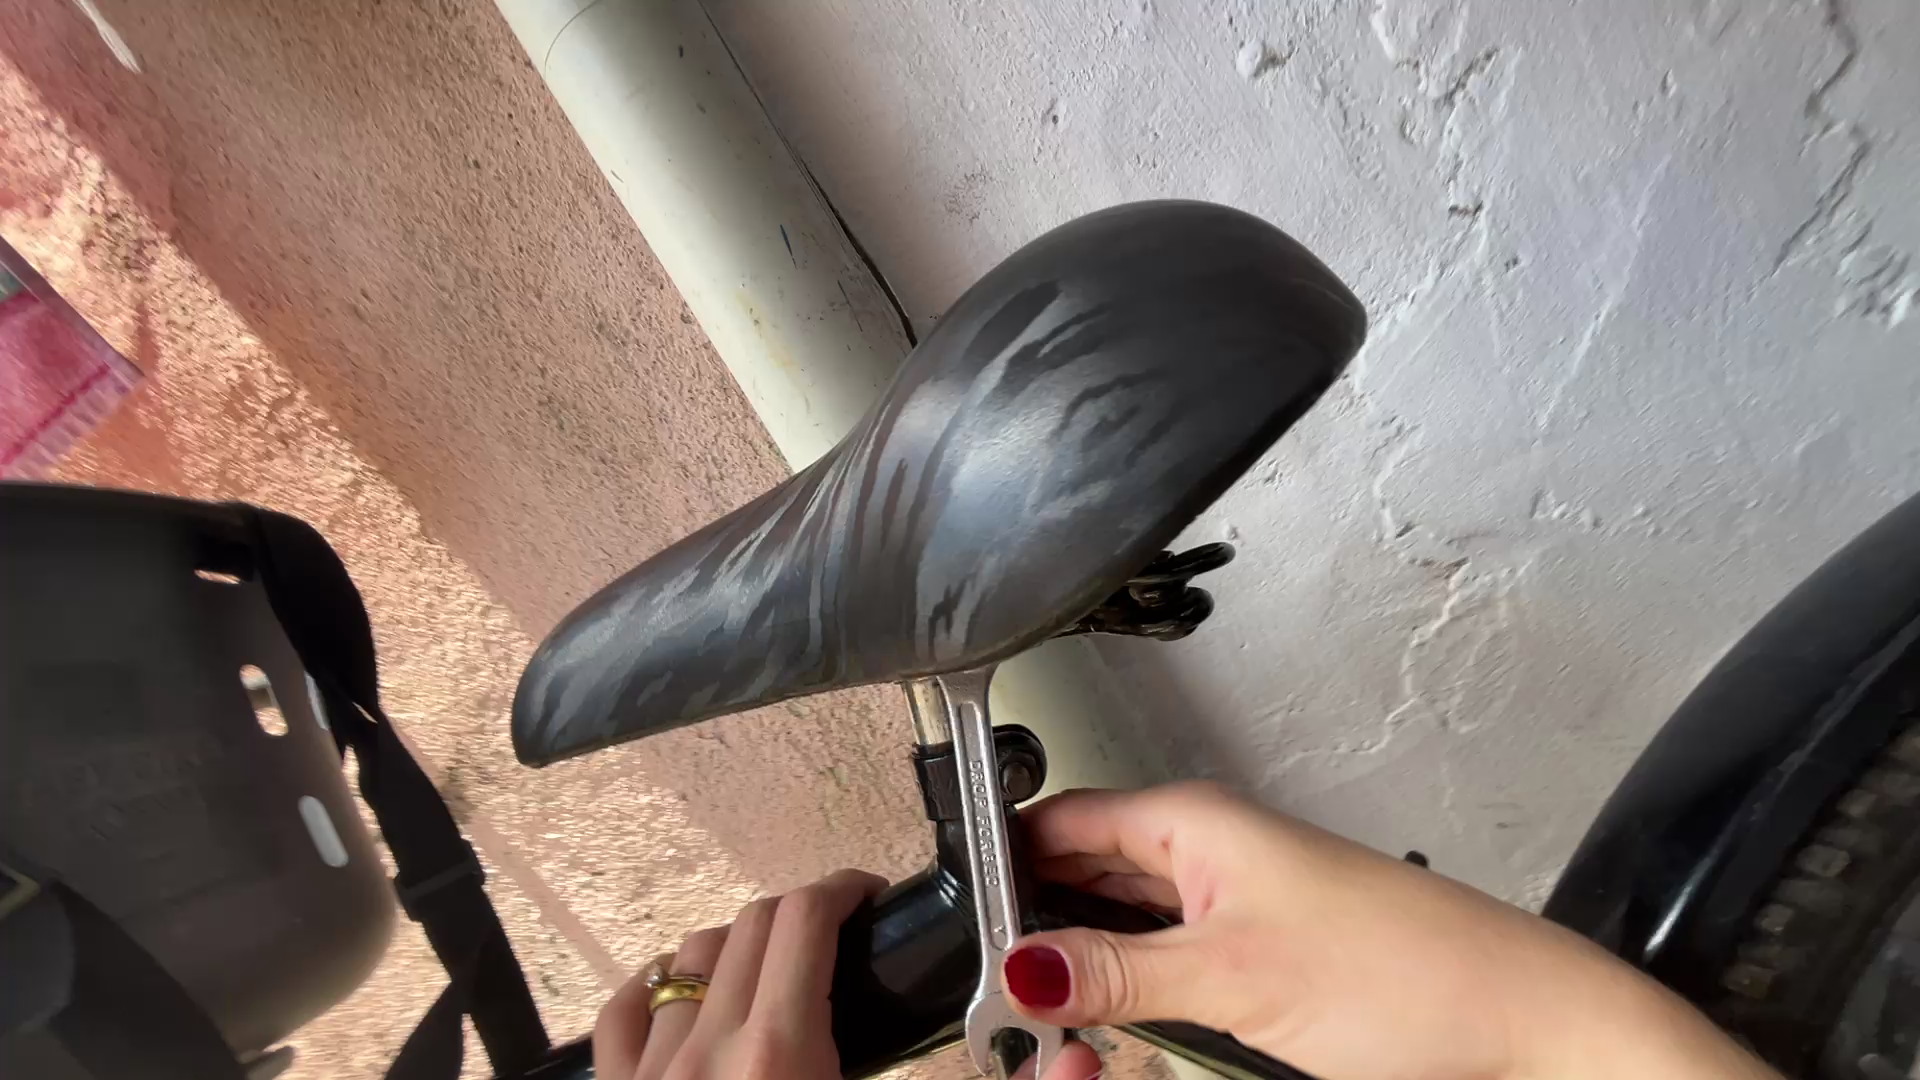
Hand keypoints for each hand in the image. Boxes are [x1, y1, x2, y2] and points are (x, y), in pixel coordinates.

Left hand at [593, 869, 1104, 1079]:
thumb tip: (1082, 1060)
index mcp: (779, 1054)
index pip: (803, 914)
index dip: (844, 887)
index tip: (873, 901)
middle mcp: (704, 1050)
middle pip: (753, 922)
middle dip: (805, 911)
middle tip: (843, 940)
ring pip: (690, 956)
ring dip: (741, 946)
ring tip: (781, 972)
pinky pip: (625, 1013)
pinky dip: (663, 987)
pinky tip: (696, 1004)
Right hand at [1002, 782, 1779, 1079]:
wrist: (1519, 1024)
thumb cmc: (1393, 969)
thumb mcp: (1232, 977)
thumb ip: (1117, 971)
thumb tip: (1026, 967)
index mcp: (1185, 823)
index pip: (1063, 823)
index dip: (1010, 861)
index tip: (973, 923)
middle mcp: (1196, 852)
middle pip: (1084, 873)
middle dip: (1040, 927)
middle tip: (1005, 992)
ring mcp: (1221, 903)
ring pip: (1118, 923)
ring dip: (1082, 967)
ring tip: (1054, 1026)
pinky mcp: (1246, 952)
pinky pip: (1160, 960)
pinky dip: (1128, 990)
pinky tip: (1112, 1028)